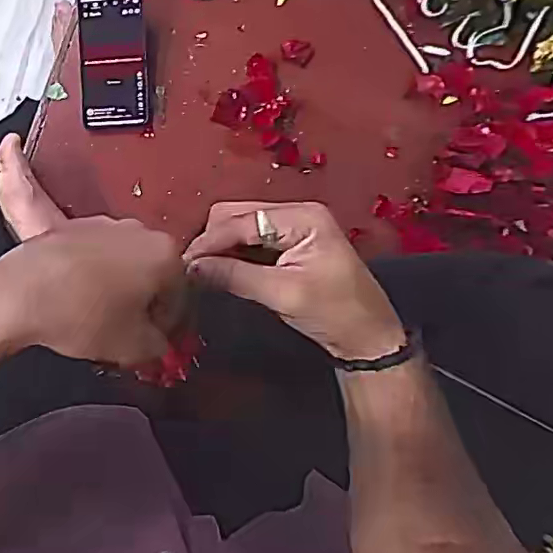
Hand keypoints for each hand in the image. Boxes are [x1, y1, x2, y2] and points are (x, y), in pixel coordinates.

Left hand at [0, 216, 182, 368]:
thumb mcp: (133, 347)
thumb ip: (158, 347)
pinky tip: (77, 300)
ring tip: (99, 319)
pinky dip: (95, 277)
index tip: (157, 344)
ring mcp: (105, 224)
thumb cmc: (82, 316)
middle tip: (130, 334)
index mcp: (165, 254)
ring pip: (126, 263)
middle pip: (156, 275)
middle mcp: (140, 230)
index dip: (170, 327)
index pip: (182, 297)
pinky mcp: (74, 227)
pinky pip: (97, 256)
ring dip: (121, 289)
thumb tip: (157, 343)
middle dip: (147, 305)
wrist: (18, 292)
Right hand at [184, 202, 405, 361]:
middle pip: (238, 215)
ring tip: (197, 270)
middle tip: (189, 268)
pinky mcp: (288, 245)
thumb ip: (236, 276)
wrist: (369, 339)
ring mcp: (292, 228)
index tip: (183, 262)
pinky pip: (250, 241)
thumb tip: (191, 268)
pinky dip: (231, 254)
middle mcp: (296, 213)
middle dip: (211, 239)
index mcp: (302, 216)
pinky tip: (216, 269)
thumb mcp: (284, 294)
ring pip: (240, 226)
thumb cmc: (335, 313)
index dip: (210, 240)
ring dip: (219, 246)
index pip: (243, 219)